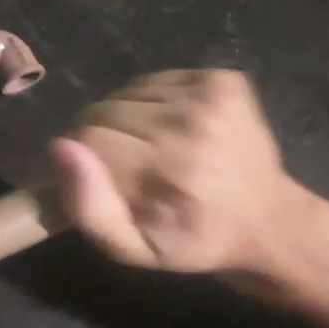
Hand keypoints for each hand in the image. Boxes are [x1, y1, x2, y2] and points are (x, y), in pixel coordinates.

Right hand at [49, 70, 308, 275]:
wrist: (268, 220)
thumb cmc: (191, 240)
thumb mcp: (130, 248)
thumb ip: (87, 207)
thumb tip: (60, 147)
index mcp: (169, 169)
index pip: (87, 138)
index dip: (84, 161)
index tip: (101, 181)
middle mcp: (191, 124)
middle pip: (103, 110)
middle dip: (102, 137)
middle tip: (128, 166)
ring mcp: (210, 96)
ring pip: (124, 93)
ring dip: (127, 119)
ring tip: (152, 148)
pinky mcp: (223, 79)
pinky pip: (153, 81)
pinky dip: (151, 102)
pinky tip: (172, 129)